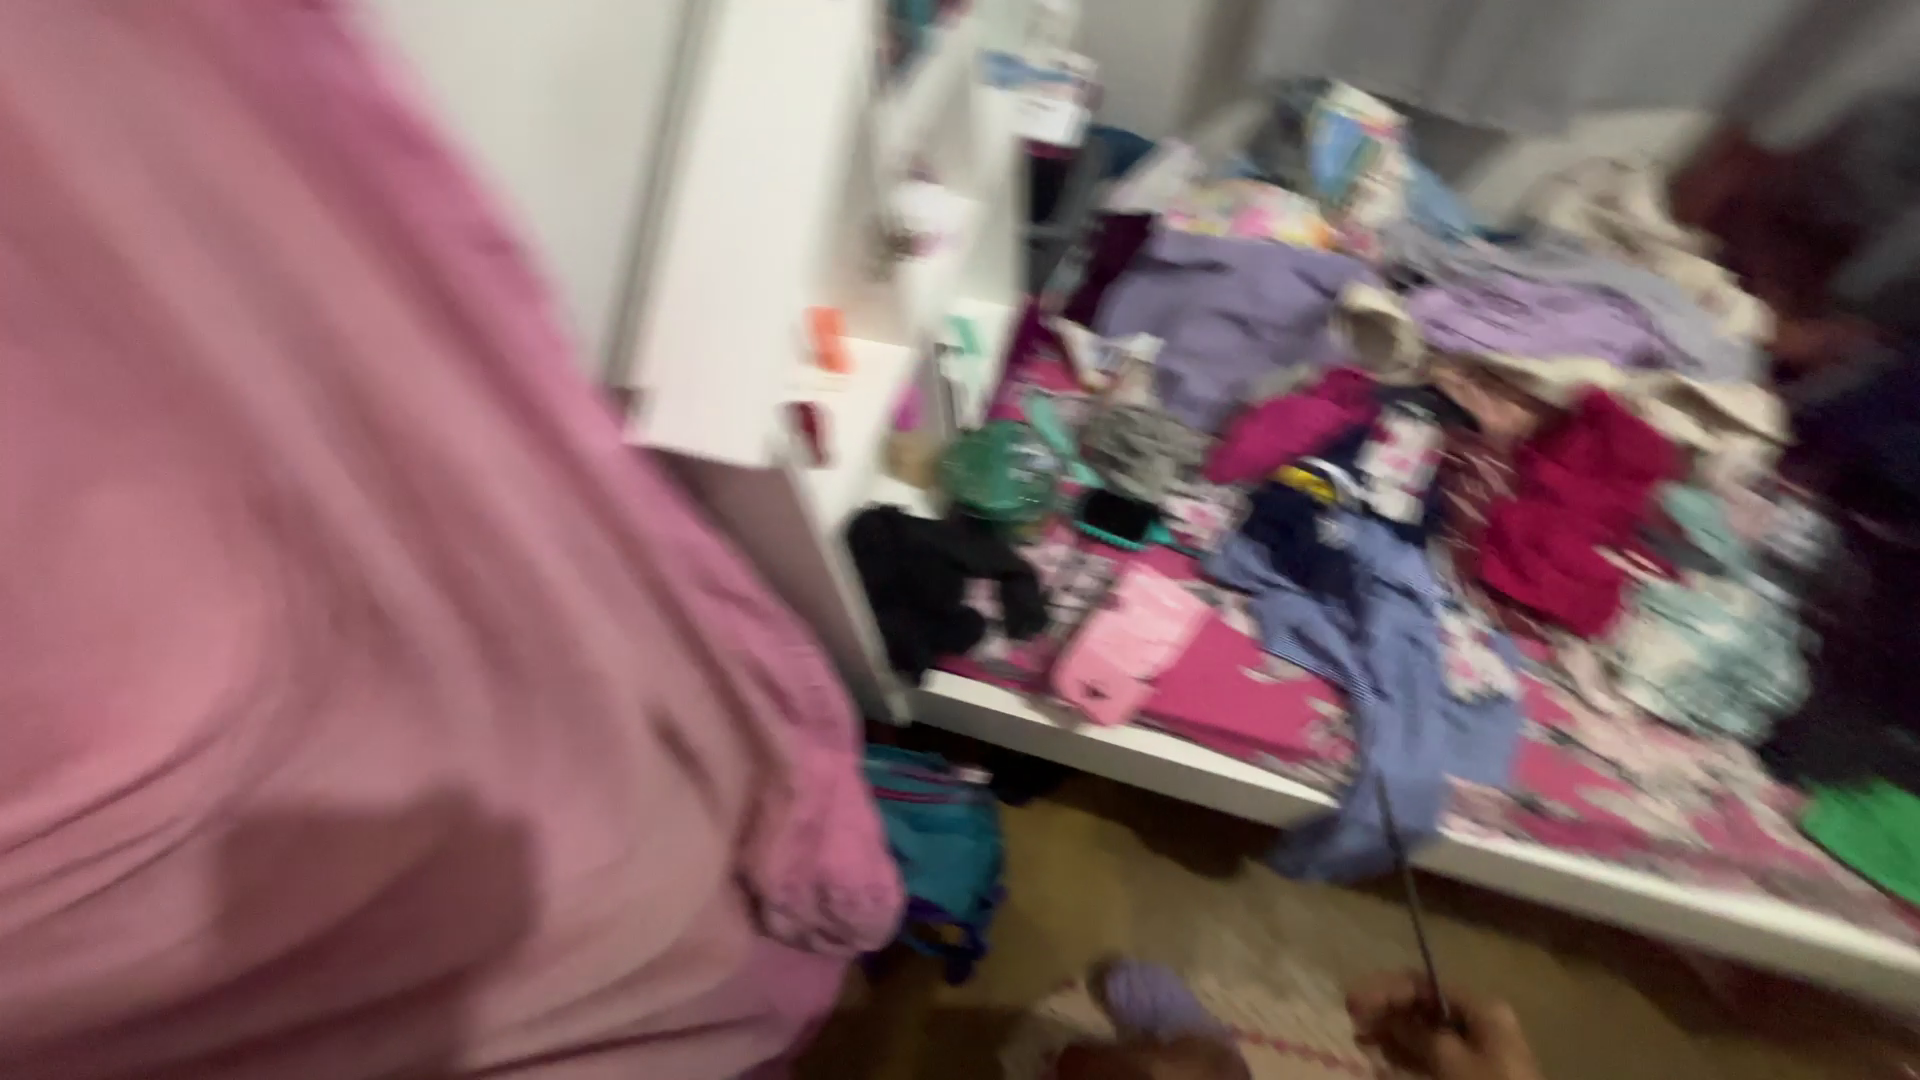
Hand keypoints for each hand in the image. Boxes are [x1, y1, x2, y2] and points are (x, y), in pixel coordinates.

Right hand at [1347, 972, 1541, 1079]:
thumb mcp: (1449, 1061)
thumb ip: (1414, 1033)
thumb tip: (1384, 1015)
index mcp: (1481, 1009)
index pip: (1422, 983)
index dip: (1384, 989)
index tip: (1353, 1004)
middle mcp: (1479, 1022)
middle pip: (1420, 1005)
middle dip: (1385, 1011)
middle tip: (1354, 1023)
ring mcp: (1477, 1051)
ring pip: (1422, 1031)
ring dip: (1390, 1033)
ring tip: (1362, 1043)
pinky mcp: (1471, 1076)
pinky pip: (1431, 1056)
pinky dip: (1406, 1055)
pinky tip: (1383, 1062)